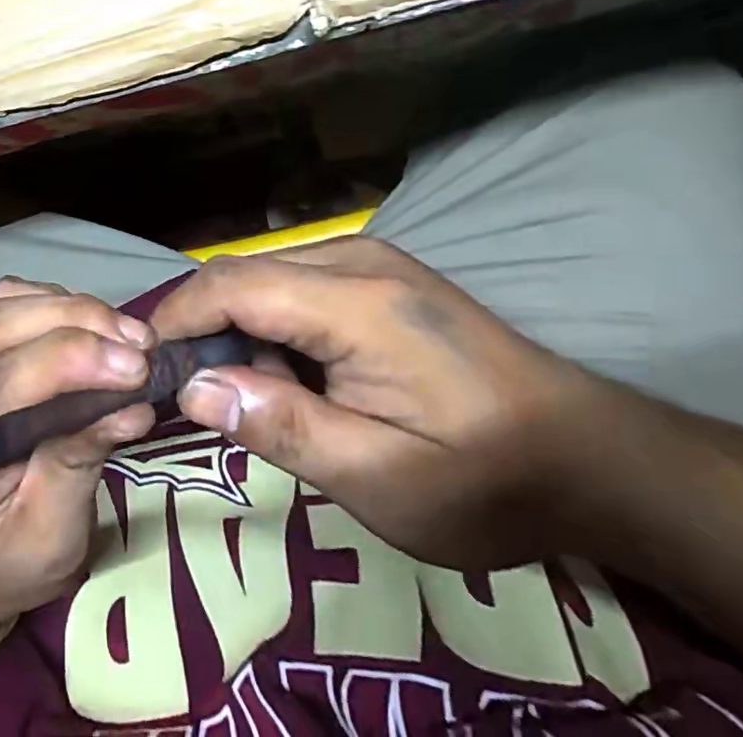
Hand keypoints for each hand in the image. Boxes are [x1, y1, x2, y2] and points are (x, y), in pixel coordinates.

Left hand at [0, 278, 159, 641]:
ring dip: (64, 309)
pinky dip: (45, 305)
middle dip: (72, 325)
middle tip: (142, 343)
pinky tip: (86, 328)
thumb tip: (130, 403)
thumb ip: (76, 467)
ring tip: (125, 336)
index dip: (62, 364)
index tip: (134, 364)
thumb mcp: (45, 543)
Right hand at [152, 237, 599, 569]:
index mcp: (356, 305)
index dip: (175, 321)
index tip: (146, 370)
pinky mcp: (378, 275)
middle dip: (203, 329)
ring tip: (263, 396)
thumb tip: (191, 388)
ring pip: (261, 278)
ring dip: (238, 331)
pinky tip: (298, 375)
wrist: (596, 460)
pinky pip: (291, 284)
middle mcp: (357, 261)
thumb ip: (279, 426)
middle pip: (239, 275)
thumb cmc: (485, 480)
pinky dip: (269, 325)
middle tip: (206, 398)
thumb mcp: (377, 478)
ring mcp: (371, 261)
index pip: (230, 287)